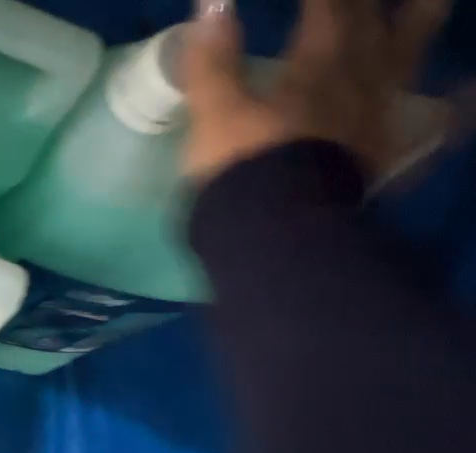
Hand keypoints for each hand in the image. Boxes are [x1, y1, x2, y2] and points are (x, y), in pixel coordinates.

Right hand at [179, 0, 449, 182]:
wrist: (276, 221)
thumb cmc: (242, 165)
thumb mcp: (215, 114)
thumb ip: (213, 62)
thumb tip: (211, 4)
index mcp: (315, 66)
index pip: (325, 9)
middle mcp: (358, 76)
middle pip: (373, 22)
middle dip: (368, 1)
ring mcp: (376, 111)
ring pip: (409, 55)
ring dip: (423, 23)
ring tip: (432, 5)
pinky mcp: (384, 147)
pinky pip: (434, 119)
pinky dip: (455, 102)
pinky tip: (467, 90)